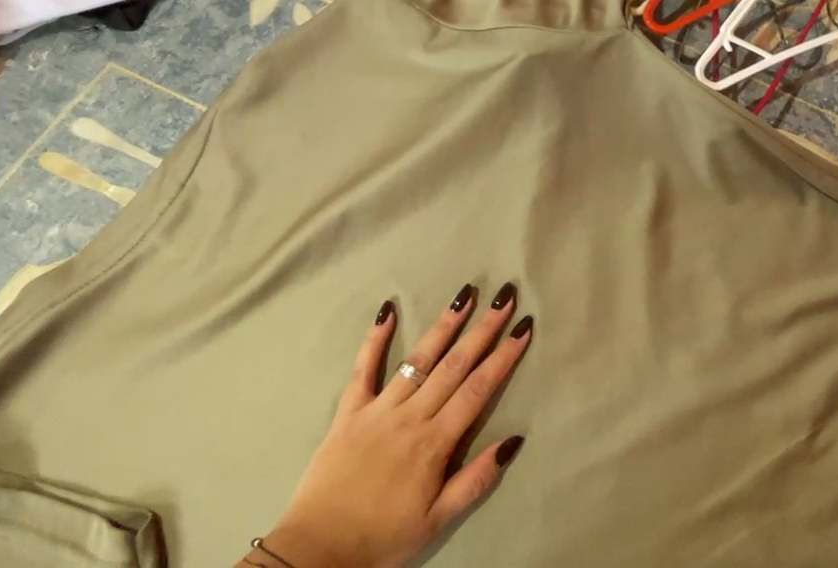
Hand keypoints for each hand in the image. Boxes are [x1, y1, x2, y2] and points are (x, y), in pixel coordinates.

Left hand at [253, 284, 533, 567]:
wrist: (314, 553)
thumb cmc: (381, 539)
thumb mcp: (437, 521)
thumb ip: (475, 480)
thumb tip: (513, 439)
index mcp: (434, 443)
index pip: (478, 390)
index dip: (503, 357)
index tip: (523, 328)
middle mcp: (410, 416)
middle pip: (455, 365)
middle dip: (483, 329)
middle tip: (505, 297)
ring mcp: (377, 410)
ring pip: (419, 359)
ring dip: (444, 325)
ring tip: (465, 295)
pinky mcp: (348, 412)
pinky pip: (363, 369)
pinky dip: (375, 339)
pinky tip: (388, 310)